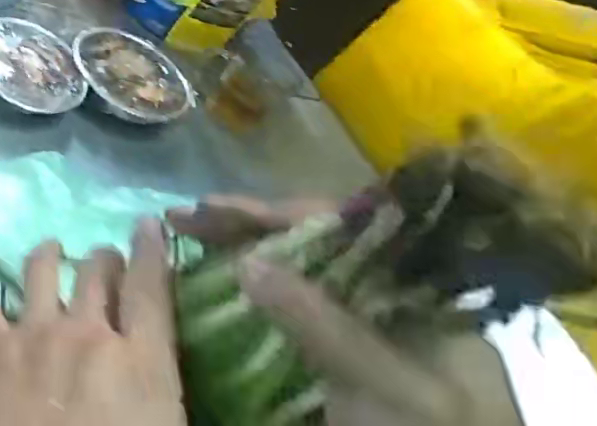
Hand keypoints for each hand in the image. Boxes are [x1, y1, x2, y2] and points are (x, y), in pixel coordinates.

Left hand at [0, 217, 184, 425]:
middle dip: (103, 260)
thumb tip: (165, 389)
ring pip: (41, 270)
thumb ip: (172, 409)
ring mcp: (33, 335)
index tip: (149, 223)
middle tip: (105, 262)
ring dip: (49, 255)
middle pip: (96, 273)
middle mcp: (86, 334)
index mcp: (141, 365)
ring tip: (52, 249)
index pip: (151, 290)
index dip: (152, 251)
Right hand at [168, 197, 523, 425]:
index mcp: (415, 290)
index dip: (271, 211)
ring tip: (185, 236)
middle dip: (242, 224)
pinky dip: (245, 288)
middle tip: (182, 218)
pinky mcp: (335, 355)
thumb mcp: (393, 390)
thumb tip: (244, 261)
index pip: (336, 225)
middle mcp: (383, 296)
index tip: (211, 207)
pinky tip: (210, 278)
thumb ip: (326, 325)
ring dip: (235, 248)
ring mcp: (358, 326)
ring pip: (289, 267)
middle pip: (305, 240)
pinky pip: (283, 305)